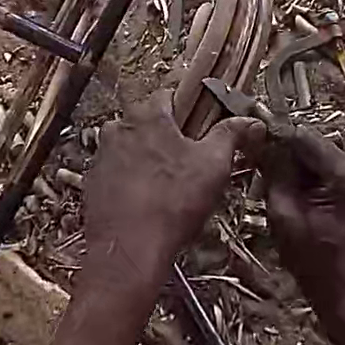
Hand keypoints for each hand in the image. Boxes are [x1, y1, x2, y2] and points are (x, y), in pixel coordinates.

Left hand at [81, 91, 261, 291]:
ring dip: (145, 155)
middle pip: (146, 120)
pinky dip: (128, 177)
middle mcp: (118, 127)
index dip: (187, 107)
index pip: (167, 95)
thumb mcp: (213, 165)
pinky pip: (115, 169)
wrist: (129, 250)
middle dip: (165, 134)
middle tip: (187, 159)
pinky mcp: (92, 181)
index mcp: (147, 115)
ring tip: (166, 182)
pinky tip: (144, 199)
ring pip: (129, 145)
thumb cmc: (174, 201)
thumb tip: (251, 120)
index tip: (200, 125)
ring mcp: (101, 154)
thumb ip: (230, 135)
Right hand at [261, 125, 344, 325]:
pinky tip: (280, 188)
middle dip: (279, 151)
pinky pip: (315, 169)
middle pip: (308, 143)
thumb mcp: (285, 213)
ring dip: (286, 163)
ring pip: (309, 155)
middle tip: (253, 161)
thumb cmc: (313, 259)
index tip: (249, 138)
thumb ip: (275, 172)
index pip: (303, 137)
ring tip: (265, 178)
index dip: (274, 136)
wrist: (339, 291)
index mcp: (344, 174)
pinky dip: (296, 174)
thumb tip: (262, 141)